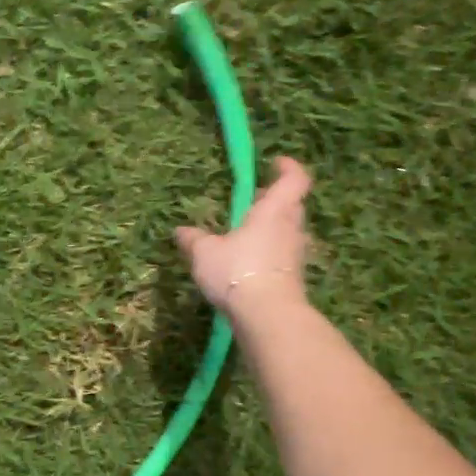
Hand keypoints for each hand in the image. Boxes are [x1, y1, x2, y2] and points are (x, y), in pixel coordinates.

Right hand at [175, 156, 312, 314]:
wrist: (266, 313)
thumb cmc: (237, 270)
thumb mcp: (204, 252)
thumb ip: (194, 239)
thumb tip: (181, 231)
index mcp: (273, 211)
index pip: (293, 180)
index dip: (288, 168)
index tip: (276, 163)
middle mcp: (290, 228)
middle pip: (290, 205)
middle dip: (273, 201)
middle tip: (252, 202)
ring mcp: (294, 253)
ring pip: (286, 230)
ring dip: (270, 228)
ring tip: (243, 234)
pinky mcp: (291, 275)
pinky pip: (280, 254)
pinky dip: (266, 252)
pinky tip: (245, 262)